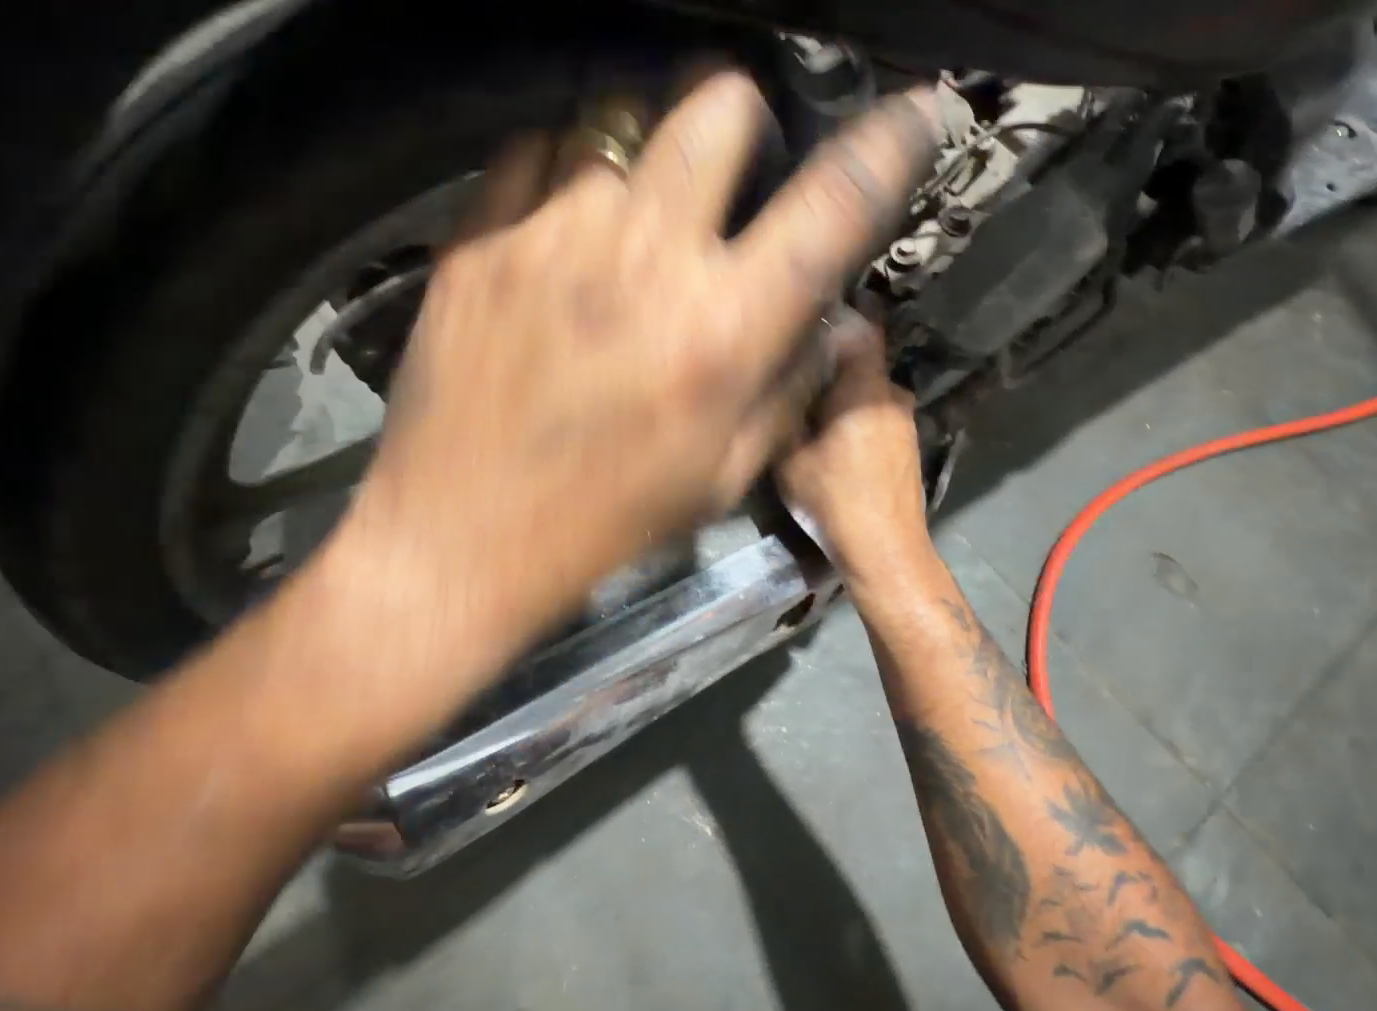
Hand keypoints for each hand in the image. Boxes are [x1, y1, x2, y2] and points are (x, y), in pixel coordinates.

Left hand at [342, 72, 939, 644]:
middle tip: (728, 169)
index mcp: (723, 327)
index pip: (835, 201)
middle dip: (741, 121)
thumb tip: (826, 322)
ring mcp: (551, 236)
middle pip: (716, 104)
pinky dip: (561, 178)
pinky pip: (534, 156)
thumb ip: (787, 388)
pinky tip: (560, 232)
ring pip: (617, 119)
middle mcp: (645, 257)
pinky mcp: (479, 241)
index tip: (918, 114)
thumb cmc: (603, 523)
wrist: (458, 539)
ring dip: (644, 154)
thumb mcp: (721, 476)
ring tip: (631, 213)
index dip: (894, 142)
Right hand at [776, 312, 931, 583]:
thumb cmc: (833, 499)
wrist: (885, 550)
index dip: (835, 318)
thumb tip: (777, 381)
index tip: (806, 319)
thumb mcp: (789, 458)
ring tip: (809, 414)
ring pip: (867, 394)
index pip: (861, 329)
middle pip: (860, 364)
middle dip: (830, 366)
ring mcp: (907, 423)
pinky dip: (856, 420)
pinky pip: (877, 417)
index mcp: (865, 388)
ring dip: (842, 398)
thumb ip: (785, 413)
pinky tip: (834, 443)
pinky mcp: (909, 447)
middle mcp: (894, 396)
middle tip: (795, 377)